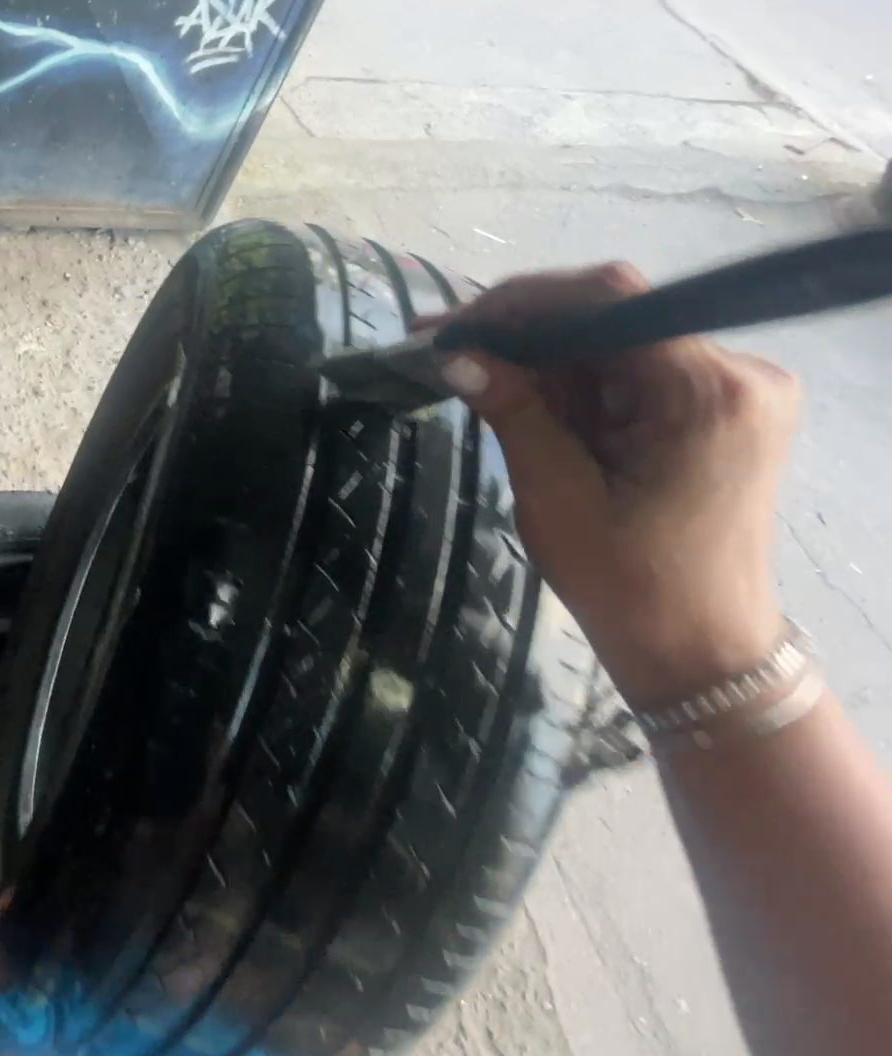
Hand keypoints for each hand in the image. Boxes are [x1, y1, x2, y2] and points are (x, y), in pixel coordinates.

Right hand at [436, 263, 801, 706]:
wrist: (692, 641)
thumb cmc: (624, 577)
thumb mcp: (554, 492)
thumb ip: (515, 411)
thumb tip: (455, 356)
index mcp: (707, 392)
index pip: (609, 302)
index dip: (520, 302)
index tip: (447, 326)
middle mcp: (732, 374)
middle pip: (611, 317)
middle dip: (518, 328)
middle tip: (436, 344)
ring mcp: (725, 391)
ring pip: (611, 344)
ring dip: (535, 355)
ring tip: (460, 368)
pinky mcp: (707, 410)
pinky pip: (624, 374)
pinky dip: (564, 381)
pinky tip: (513, 391)